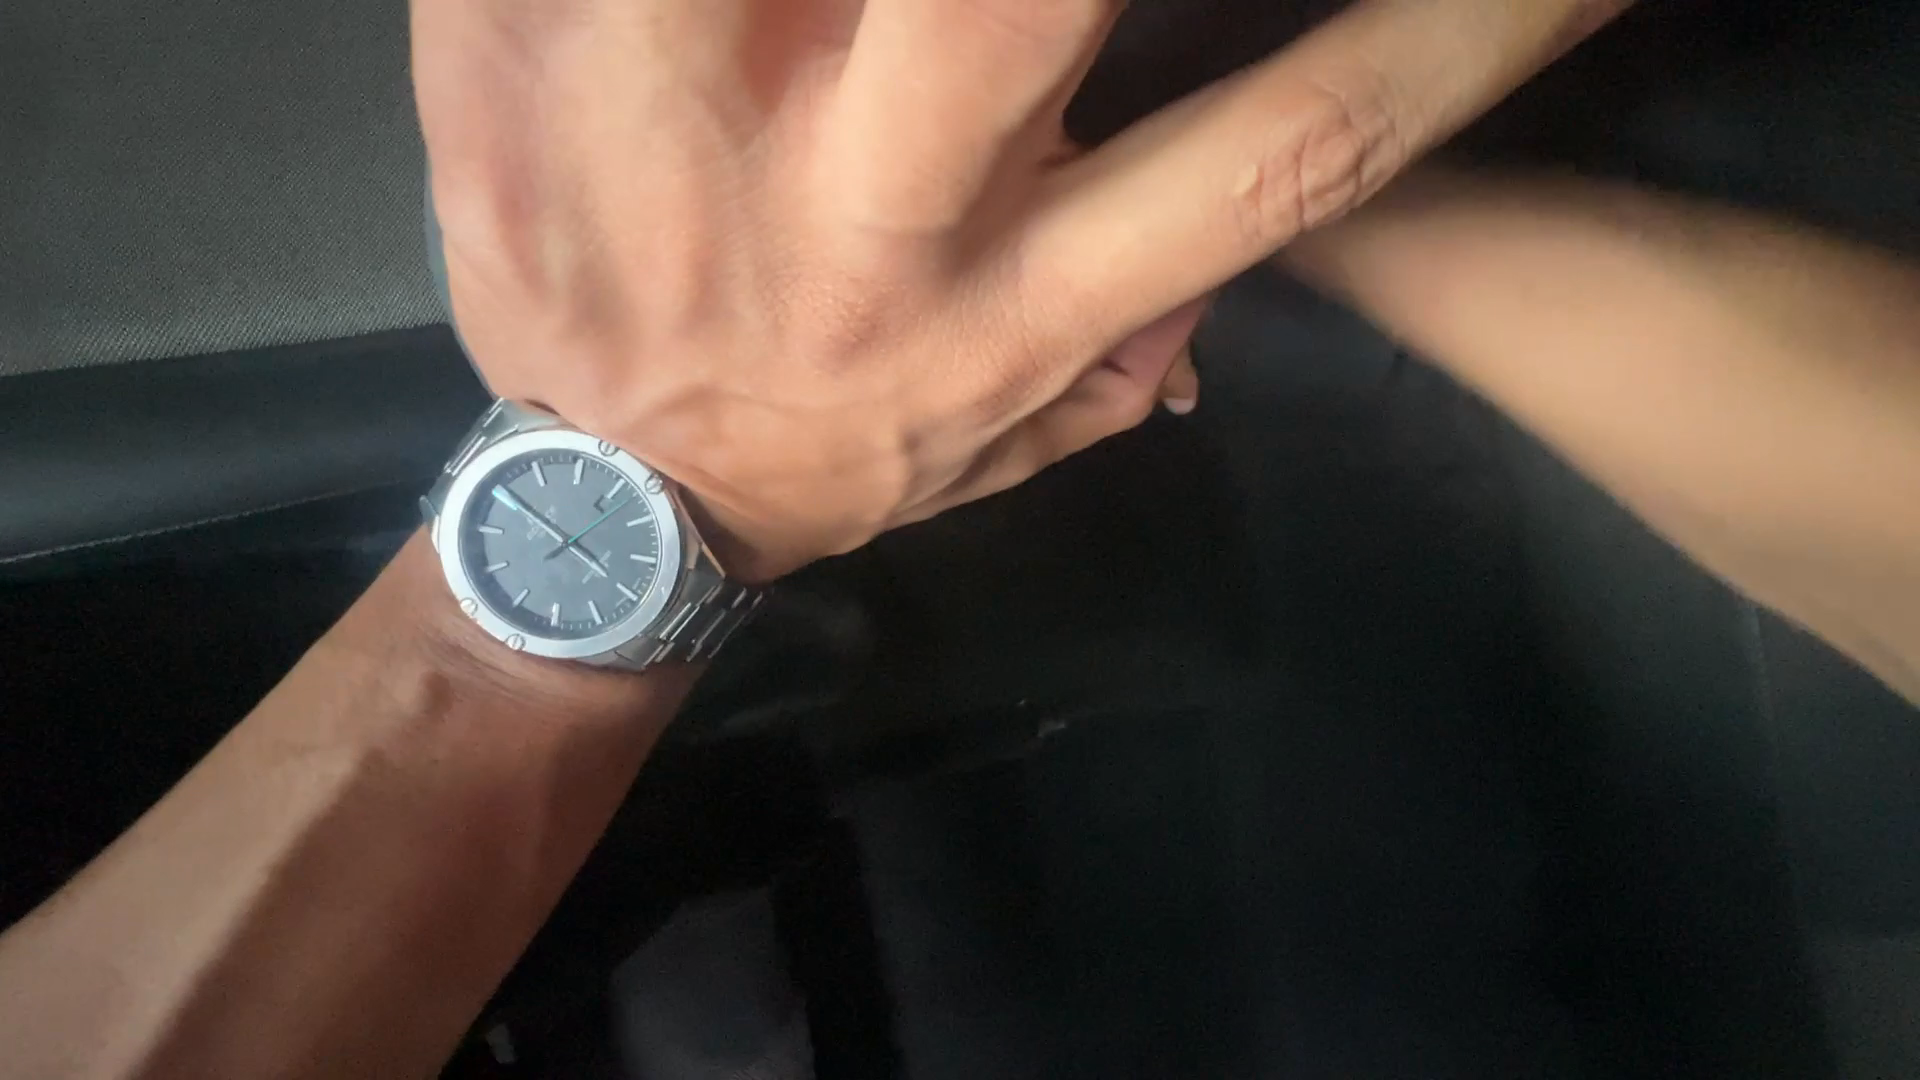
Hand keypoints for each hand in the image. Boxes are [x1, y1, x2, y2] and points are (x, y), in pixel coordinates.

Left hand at [415, 0, 1628, 580]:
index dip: (1454, 34)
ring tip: (934, 1)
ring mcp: (687, 127)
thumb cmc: (807, 474)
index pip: (1277, 159)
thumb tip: (1214, 307)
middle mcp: (874, 221)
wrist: (605, 507)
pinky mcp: (527, 66)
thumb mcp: (976, 463)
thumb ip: (1104, 382)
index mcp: (1004, 317)